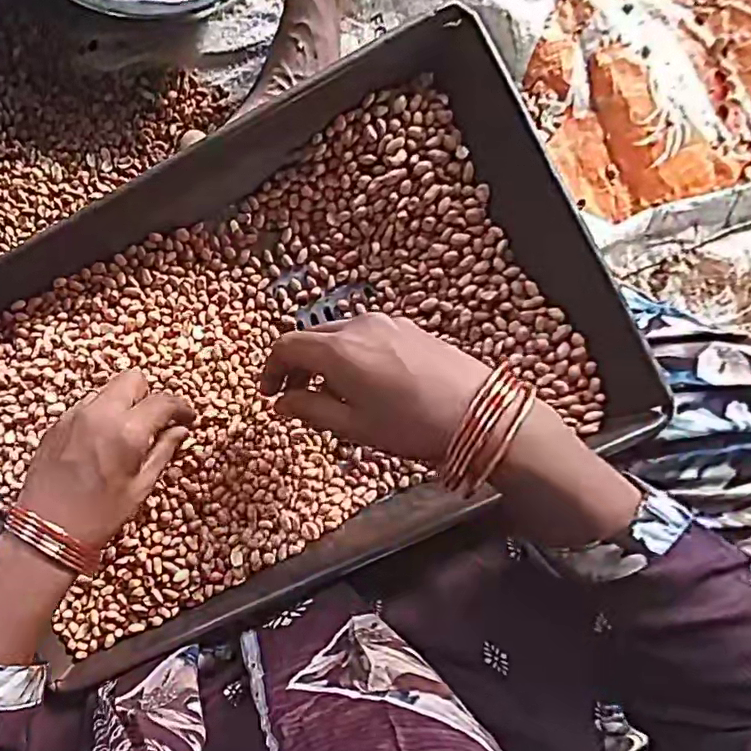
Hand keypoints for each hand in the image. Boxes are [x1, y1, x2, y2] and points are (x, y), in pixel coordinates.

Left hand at [15, 369, 196, 549]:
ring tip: (126, 433)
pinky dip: (100, 414)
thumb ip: (163, 452)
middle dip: (148, 395)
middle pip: (132, 379)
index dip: (180, 407)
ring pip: (107, 389)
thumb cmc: (98, 516)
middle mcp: (99, 414)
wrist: (48, 530)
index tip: (186, 418)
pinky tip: (102, 441)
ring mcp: (73, 416)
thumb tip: (179, 431)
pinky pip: (85, 405)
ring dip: (122, 403)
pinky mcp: (56, 423)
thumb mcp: (140, 487)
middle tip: (155, 421)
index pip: (162, 401)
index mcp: (126, 431)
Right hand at [257, 313, 488, 461]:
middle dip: (295, 366)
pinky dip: (347, 353)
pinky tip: (360, 381)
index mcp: (338, 350)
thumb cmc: (413, 425)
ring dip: (321, 359)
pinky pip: (363, 335)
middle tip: (294, 396)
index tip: (269, 393)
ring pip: (336, 335)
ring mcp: (386, 323)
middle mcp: (359, 326)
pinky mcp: (407, 328)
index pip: (286, 347)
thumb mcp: (352, 426)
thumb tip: (282, 403)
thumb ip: (309, 410)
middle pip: (309, 337)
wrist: (482, 415)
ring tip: (329, 393)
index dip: (270, 370)